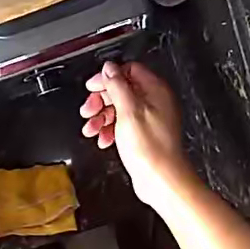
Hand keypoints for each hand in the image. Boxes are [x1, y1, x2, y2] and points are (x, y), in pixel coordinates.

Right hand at [80, 61, 199, 210]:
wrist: (161, 179)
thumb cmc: (150, 148)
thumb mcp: (128, 110)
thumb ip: (117, 86)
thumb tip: (109, 68)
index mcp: (155, 90)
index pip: (129, 70)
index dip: (108, 78)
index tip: (93, 88)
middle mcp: (155, 102)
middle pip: (122, 90)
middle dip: (101, 100)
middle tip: (88, 111)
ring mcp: (150, 119)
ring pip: (119, 109)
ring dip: (102, 117)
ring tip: (91, 129)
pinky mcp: (144, 135)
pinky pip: (123, 125)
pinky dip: (110, 130)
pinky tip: (103, 139)